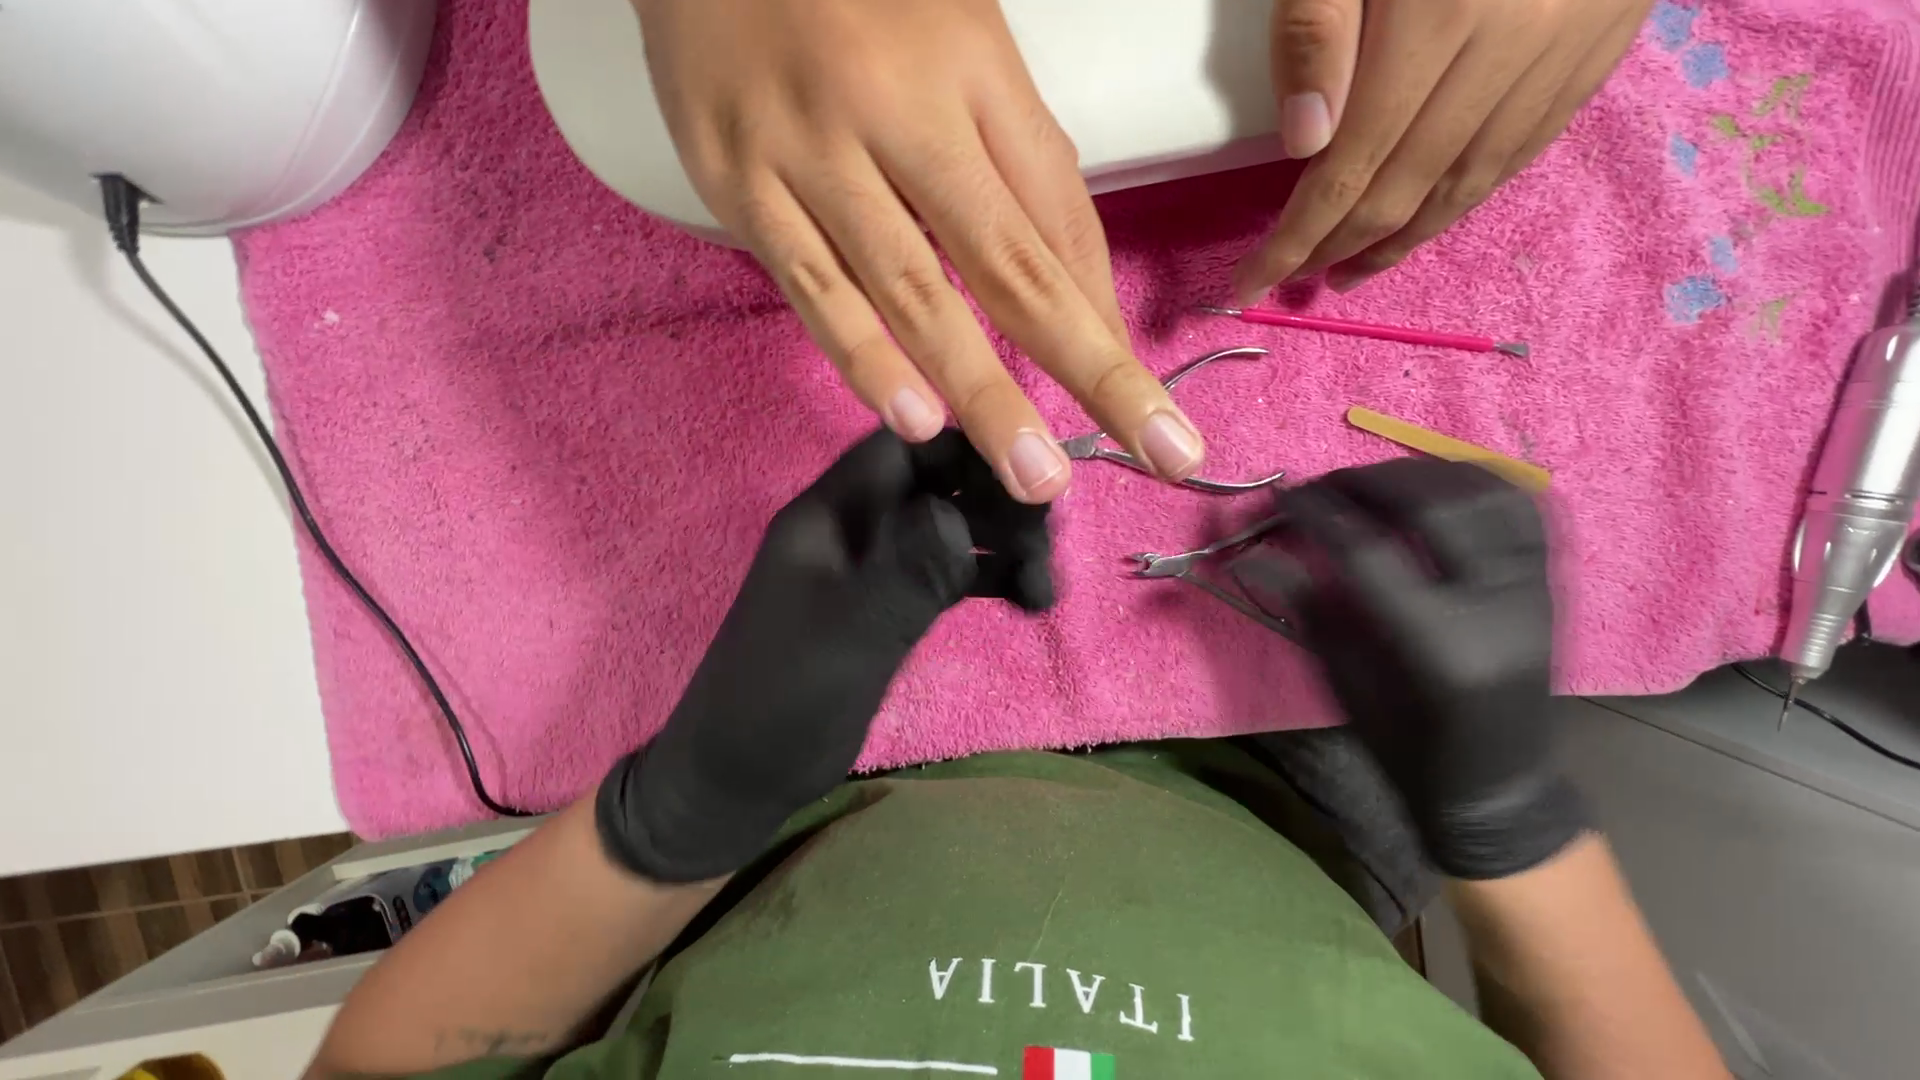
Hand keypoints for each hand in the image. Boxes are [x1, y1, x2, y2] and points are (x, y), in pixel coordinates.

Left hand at [597, 429, 1052, 882]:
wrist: (740, 774)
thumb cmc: (782, 698)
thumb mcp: (849, 633)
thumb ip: (908, 571)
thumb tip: (967, 509)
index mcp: (833, 514)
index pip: (906, 446)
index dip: (969, 445)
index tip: (1032, 469)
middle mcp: (859, 527)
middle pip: (940, 484)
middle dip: (998, 501)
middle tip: (1049, 539)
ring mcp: (878, 567)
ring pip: (953, 531)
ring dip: (1004, 547)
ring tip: (1046, 587)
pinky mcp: (893, 606)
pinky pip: (951, 575)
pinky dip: (991, 581)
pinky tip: (1031, 603)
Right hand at [633, 0, 1206, 502]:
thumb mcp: (960, 50)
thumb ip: (1014, 164)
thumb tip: (1072, 286)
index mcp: (974, 78)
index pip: (1059, 217)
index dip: (1105, 317)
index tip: (1147, 402)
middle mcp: (903, 120)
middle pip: (1011, 266)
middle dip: (1088, 370)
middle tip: (1155, 452)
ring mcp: (817, 158)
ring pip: (913, 292)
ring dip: (983, 392)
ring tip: (1034, 475)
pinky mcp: (743, 190)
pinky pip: (813, 290)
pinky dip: (865, 359)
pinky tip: (916, 420)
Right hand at [1230, 459, 1586, 878]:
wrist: (1498, 786)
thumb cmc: (1406, 748)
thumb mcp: (1344, 684)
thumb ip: (1306, 608)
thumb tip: (1250, 553)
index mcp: (1437, 646)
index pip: (1366, 551)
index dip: (1317, 514)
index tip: (1281, 495)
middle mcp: (1496, 608)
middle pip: (1431, 508)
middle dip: (1367, 482)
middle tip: (1323, 484)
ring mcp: (1535, 592)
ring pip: (1485, 495)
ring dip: (1422, 473)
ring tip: (1376, 479)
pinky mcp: (1554, 586)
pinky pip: (1529, 509)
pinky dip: (1483, 483)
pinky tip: (1439, 483)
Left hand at [1238, 0, 1651, 298]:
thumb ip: (1318, 32)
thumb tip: (1306, 146)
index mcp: (1442, 17)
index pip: (1347, 172)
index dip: (1294, 240)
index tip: (1250, 286)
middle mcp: (1515, 44)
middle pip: (1404, 189)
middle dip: (1337, 248)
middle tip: (1292, 279)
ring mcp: (1573, 46)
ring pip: (1470, 185)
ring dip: (1401, 242)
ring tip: (1350, 273)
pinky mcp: (1605, 41)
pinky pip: (1525, 150)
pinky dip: (1464, 199)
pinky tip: (1427, 220)